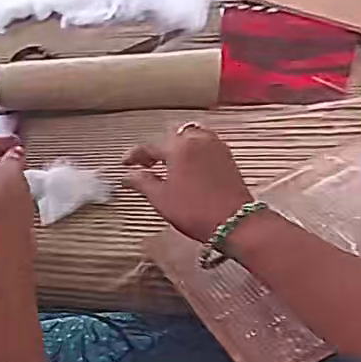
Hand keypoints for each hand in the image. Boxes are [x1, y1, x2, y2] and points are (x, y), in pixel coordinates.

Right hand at [121, 123, 253, 242]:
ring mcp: (215, 147)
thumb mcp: (161, 198)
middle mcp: (198, 141)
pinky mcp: (226, 157)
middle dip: (157, 149)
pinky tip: (186, 167)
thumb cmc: (197, 211)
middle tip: (145, 164)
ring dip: (176, 148)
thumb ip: (142, 182)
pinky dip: (192, 151)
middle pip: (171, 138)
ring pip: (190, 138)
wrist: (234, 223)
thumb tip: (129, 177)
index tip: (126, 163)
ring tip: (166, 164)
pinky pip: (204, 145)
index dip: (134, 156)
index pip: (149, 147)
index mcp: (179, 148)